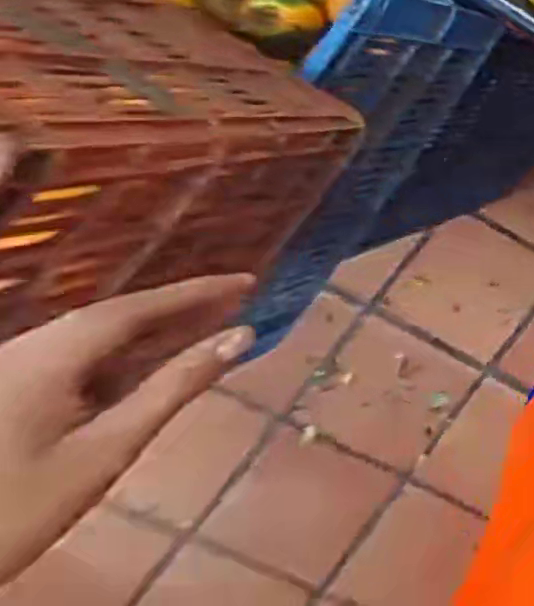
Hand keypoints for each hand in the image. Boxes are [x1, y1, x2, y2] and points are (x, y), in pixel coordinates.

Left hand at [0, 275, 254, 581]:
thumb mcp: (105, 451)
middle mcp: (12, 362)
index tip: (249, 282)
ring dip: (142, 333)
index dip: (194, 292)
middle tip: (233, 301)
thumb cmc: (9, 512)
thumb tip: (242, 335)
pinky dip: (109, 357)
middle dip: (170, 309)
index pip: (132, 310)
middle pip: (102, 321)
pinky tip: (136, 370)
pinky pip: (57, 365)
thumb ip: (174, 387)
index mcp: (40, 365)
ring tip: (197, 329)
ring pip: (77, 343)